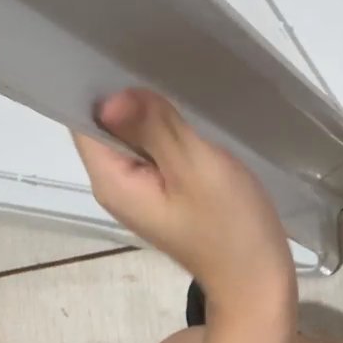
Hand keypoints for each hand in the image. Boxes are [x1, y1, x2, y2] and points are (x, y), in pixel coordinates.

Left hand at [74, 90, 294, 310]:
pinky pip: (157, 155)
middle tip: (165, 71)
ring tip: (182, 96)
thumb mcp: (197, 167)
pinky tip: (194, 130)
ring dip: (155, 118)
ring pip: (136, 139)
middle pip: (109, 127)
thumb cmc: (232, 227)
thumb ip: (155, 127)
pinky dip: (171, 138)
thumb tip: (113, 96)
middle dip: (132, 100)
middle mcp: (117, 188)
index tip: (132, 60)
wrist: (258, 282)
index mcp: (113, 181)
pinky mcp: (167, 197)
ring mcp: (142, 194)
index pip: (84, 118)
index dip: (103, 87)